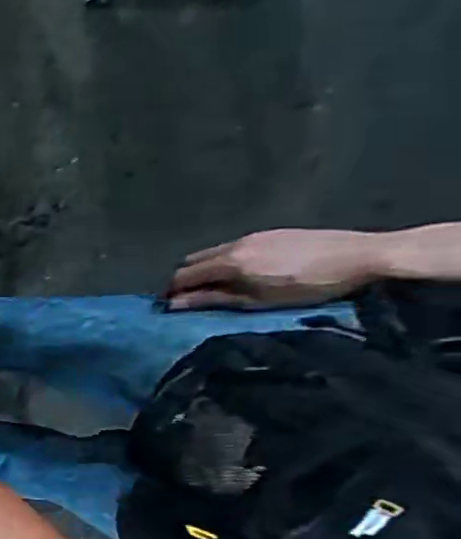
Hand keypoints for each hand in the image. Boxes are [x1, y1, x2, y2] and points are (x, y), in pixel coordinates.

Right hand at [164, 229, 389, 310]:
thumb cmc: (310, 285)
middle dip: (184, 278)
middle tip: (194, 296)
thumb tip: (173, 305)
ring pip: (211, 252)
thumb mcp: (257, 300)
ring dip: (206, 268)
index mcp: (227, 262)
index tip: (173, 306)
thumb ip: (212, 299)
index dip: (172, 293)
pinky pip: (234, 246)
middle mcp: (233, 245)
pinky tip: (247, 270)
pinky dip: (227, 259)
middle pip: (190, 261)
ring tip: (221, 284)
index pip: (181, 276)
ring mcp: (254, 236)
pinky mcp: (272, 233)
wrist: (366, 256)